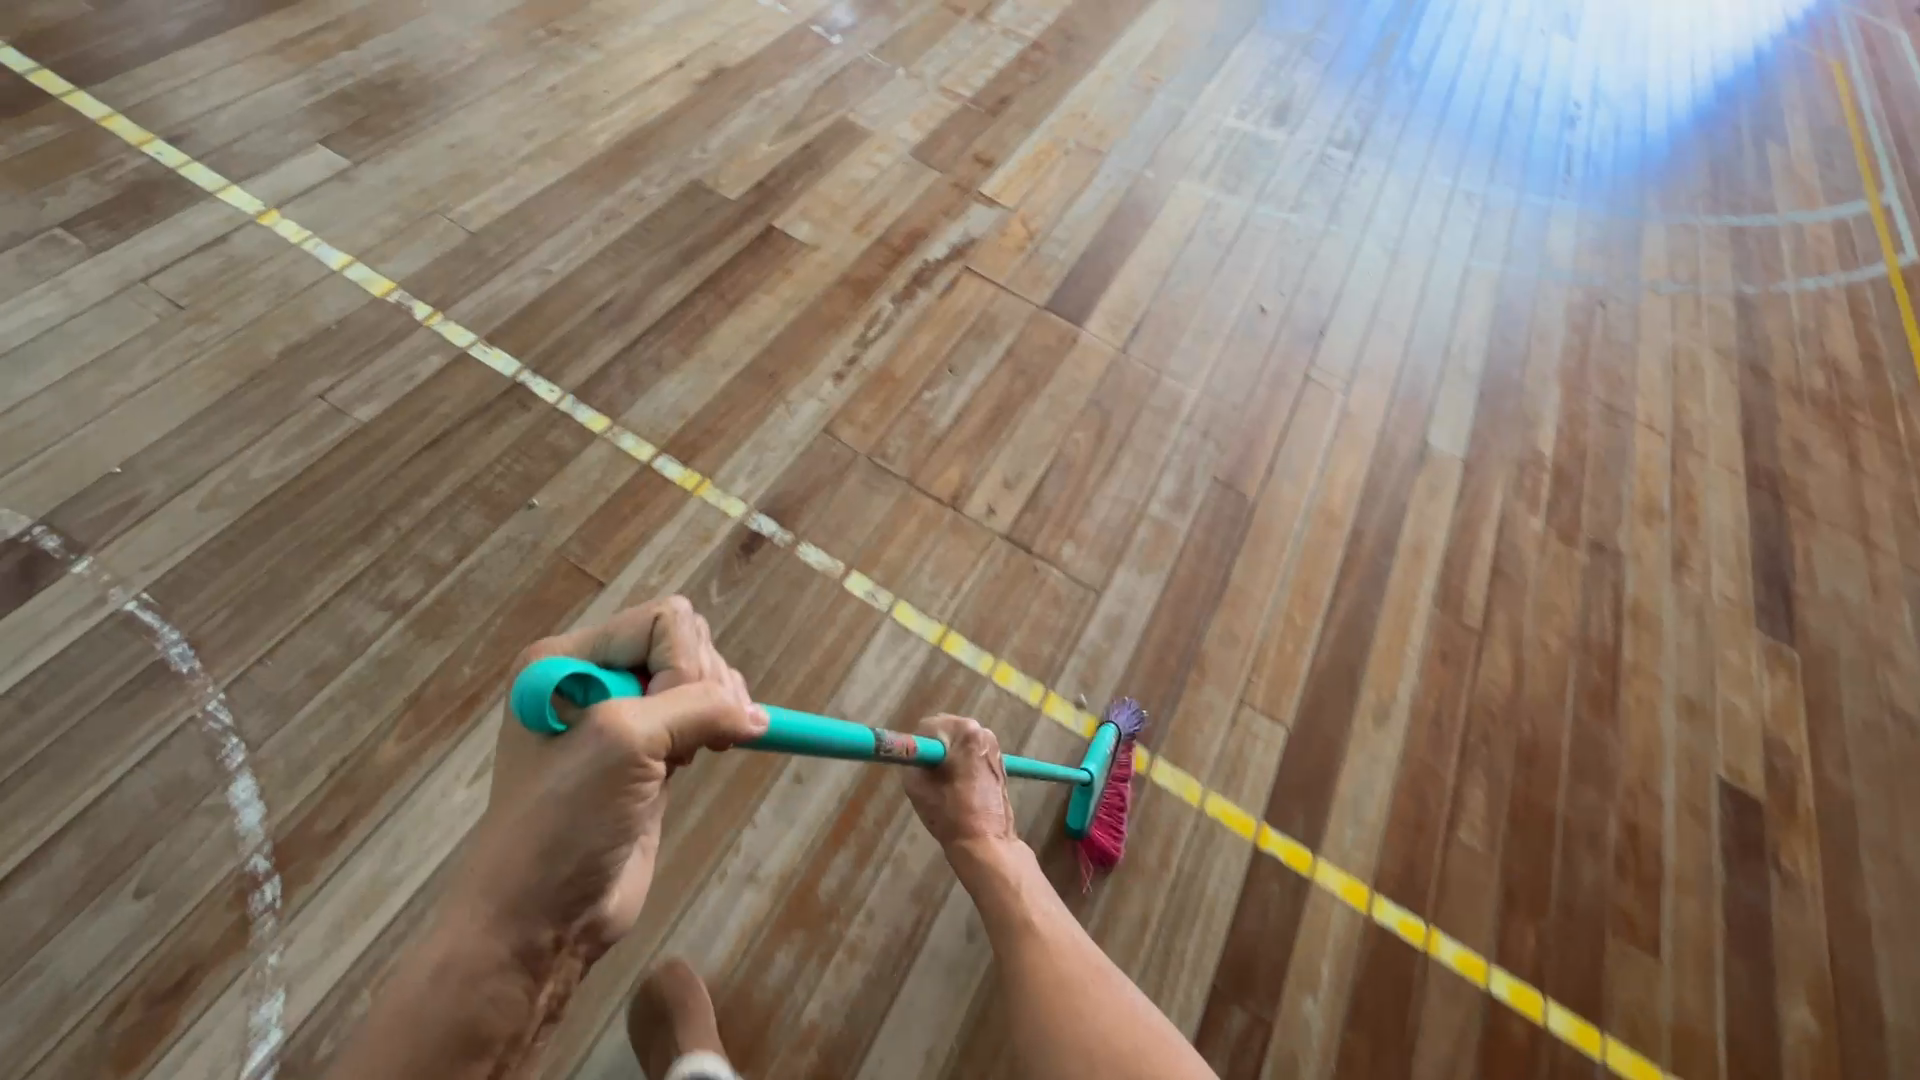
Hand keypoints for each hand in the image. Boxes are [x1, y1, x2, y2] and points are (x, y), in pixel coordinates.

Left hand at [461, 598, 767, 959]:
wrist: (539, 918)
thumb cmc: (564, 820)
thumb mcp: (624, 741)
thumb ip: (698, 707)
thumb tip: (760, 717)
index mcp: (566, 659)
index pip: (662, 620)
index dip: (685, 661)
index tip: (669, 718)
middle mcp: (594, 678)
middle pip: (686, 642)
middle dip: (704, 683)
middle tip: (686, 740)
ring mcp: (624, 718)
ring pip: (700, 678)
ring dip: (715, 708)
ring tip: (695, 753)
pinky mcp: (650, 754)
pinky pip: (701, 716)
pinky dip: (717, 728)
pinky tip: (706, 755)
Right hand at [902, 714, 1018, 850]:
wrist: (986, 840)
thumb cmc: (948, 812)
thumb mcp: (915, 783)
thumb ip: (911, 757)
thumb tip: (915, 751)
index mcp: (964, 731)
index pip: (928, 727)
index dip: (918, 747)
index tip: (917, 765)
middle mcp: (982, 731)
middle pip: (945, 730)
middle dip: (935, 748)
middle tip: (929, 775)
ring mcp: (994, 745)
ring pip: (958, 742)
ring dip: (948, 756)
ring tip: (945, 784)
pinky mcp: (999, 760)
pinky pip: (971, 753)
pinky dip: (961, 763)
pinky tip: (959, 785)